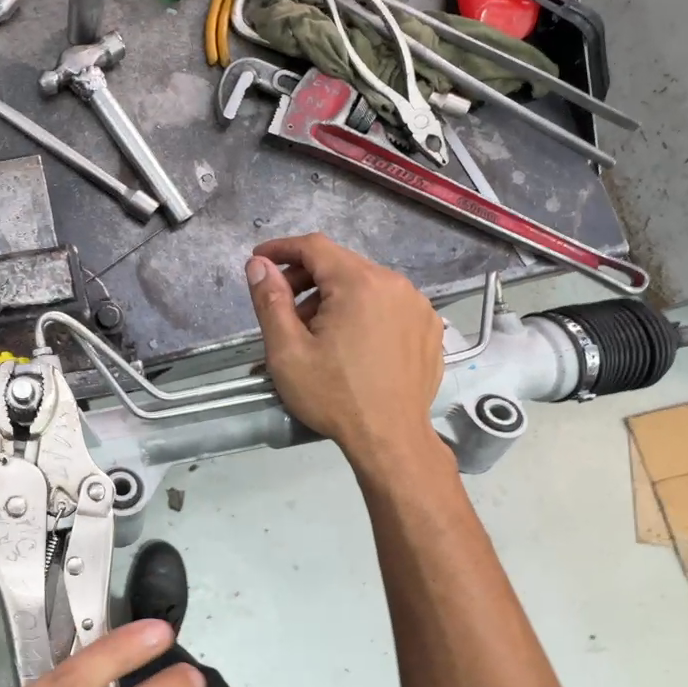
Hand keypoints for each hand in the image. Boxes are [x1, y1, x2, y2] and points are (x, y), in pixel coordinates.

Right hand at [244, 233, 445, 463]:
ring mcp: (418, 306)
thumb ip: (270, 300)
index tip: (258, 260)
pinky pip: (388, 305)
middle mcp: (395, 284)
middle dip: (305, 278)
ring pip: (365, 284)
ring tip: (314, 332)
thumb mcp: (287, 350)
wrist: (390, 439)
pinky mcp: (429, 328)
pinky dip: (363, 311)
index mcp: (359, 284)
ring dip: (333, 296)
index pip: (314, 247)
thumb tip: (258, 264)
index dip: (281, 249)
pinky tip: (350, 343)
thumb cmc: (334, 395)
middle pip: (341, 264)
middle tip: (280, 306)